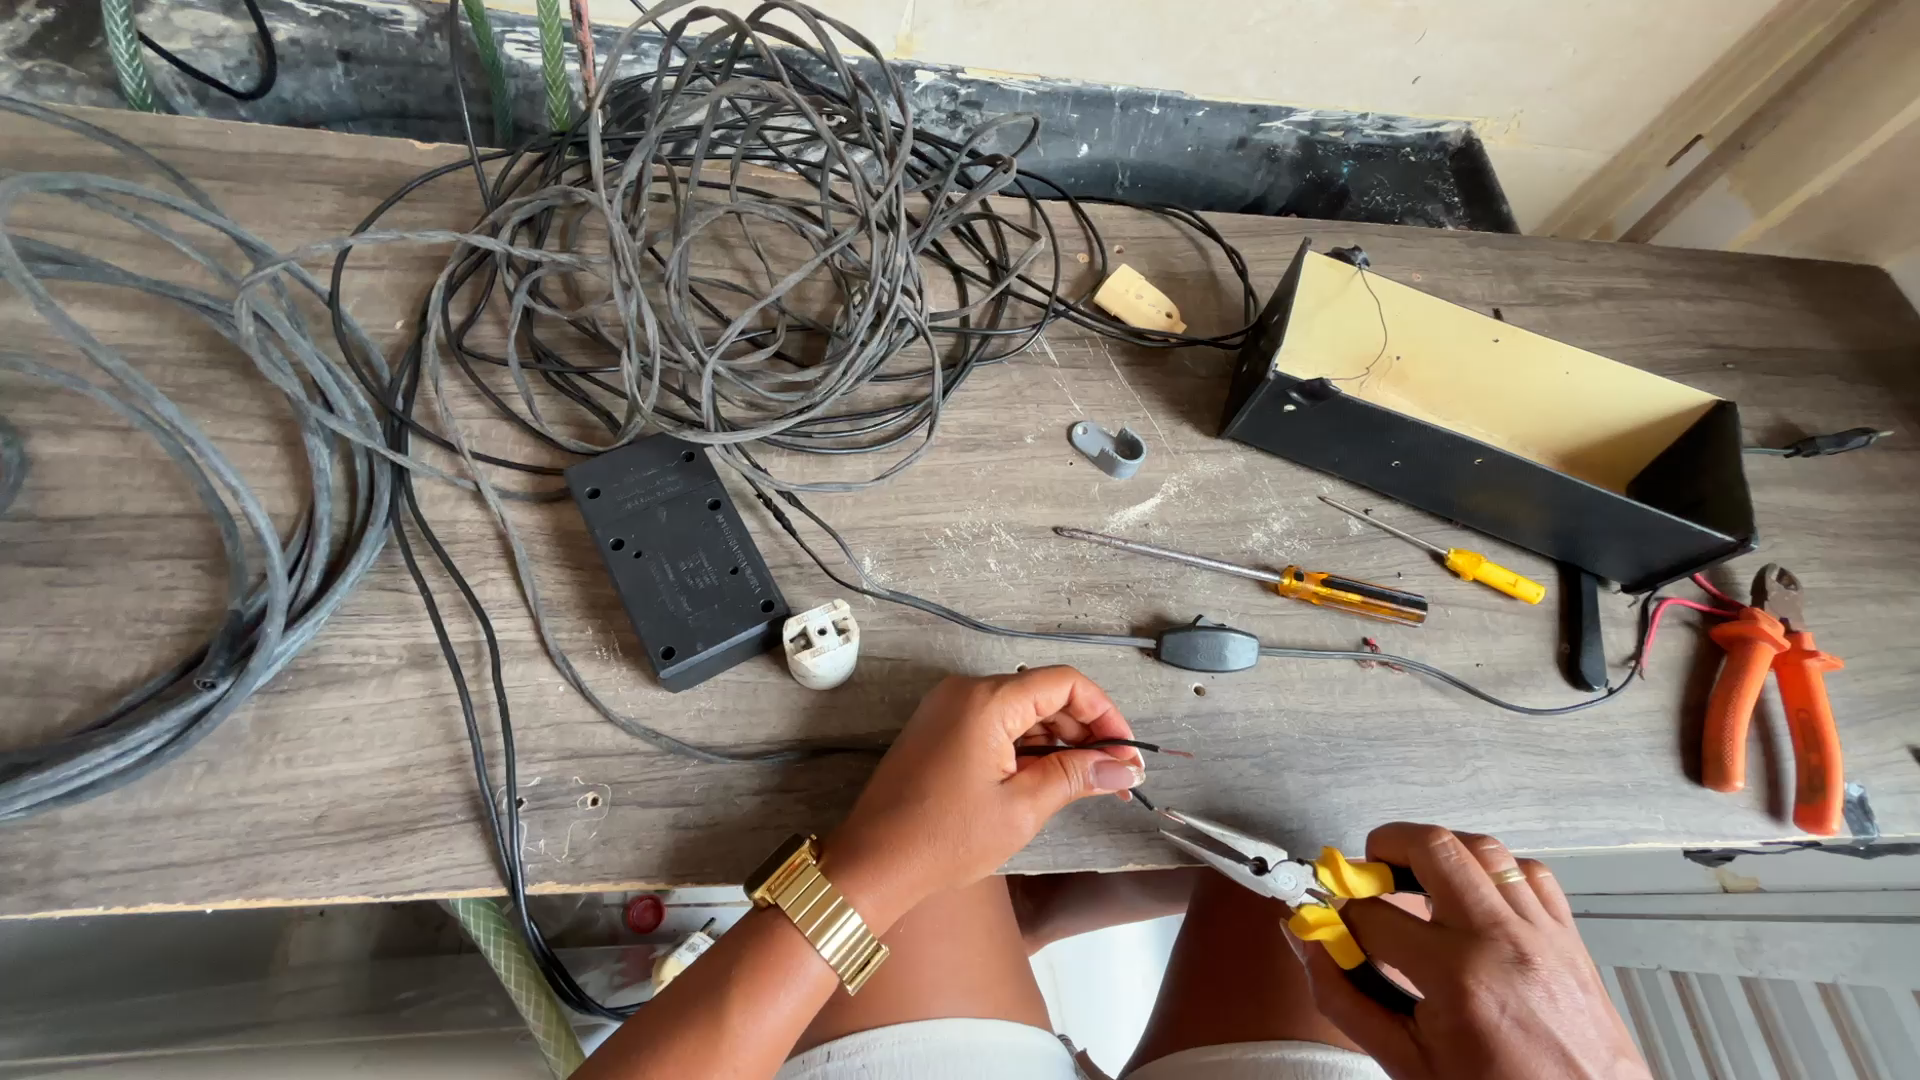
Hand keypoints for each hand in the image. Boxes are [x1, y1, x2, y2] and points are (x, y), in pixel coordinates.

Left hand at [821, 667, 1144, 929]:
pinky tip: (1047, 778)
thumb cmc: (942, 838)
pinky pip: (996, 722)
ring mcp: (949, 707)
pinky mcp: (941, 727)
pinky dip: (1025, 745)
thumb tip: (1122, 767)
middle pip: (1043, 693)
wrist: (874, 861)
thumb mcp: (1021, 807)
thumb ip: (1076, 776)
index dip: (1104, 713)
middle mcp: (965, 691)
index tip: (1124, 751)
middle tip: (1113, 774)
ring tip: (1085, 782)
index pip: (1064, 683)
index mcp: (986, 700)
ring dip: (1057, 740)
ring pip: (1021, 709)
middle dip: (1084, 731)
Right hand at [1294, 823, 1649, 1079]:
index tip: (1334, 927)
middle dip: (1384, 847)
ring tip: (1416, 877)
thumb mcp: (1406, 1064)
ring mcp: (1542, 935)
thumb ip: (1343, 997)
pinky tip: (1472, 896)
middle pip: (1431, 847)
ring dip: (1438, 852)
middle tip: (1368, 872)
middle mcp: (1502, 942)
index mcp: (1458, 978)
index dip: (1340, 918)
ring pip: (1481, 847)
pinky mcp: (1568, 938)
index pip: (1371, 915)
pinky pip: (1529, 873)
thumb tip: (1305, 941)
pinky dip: (1492, 871)